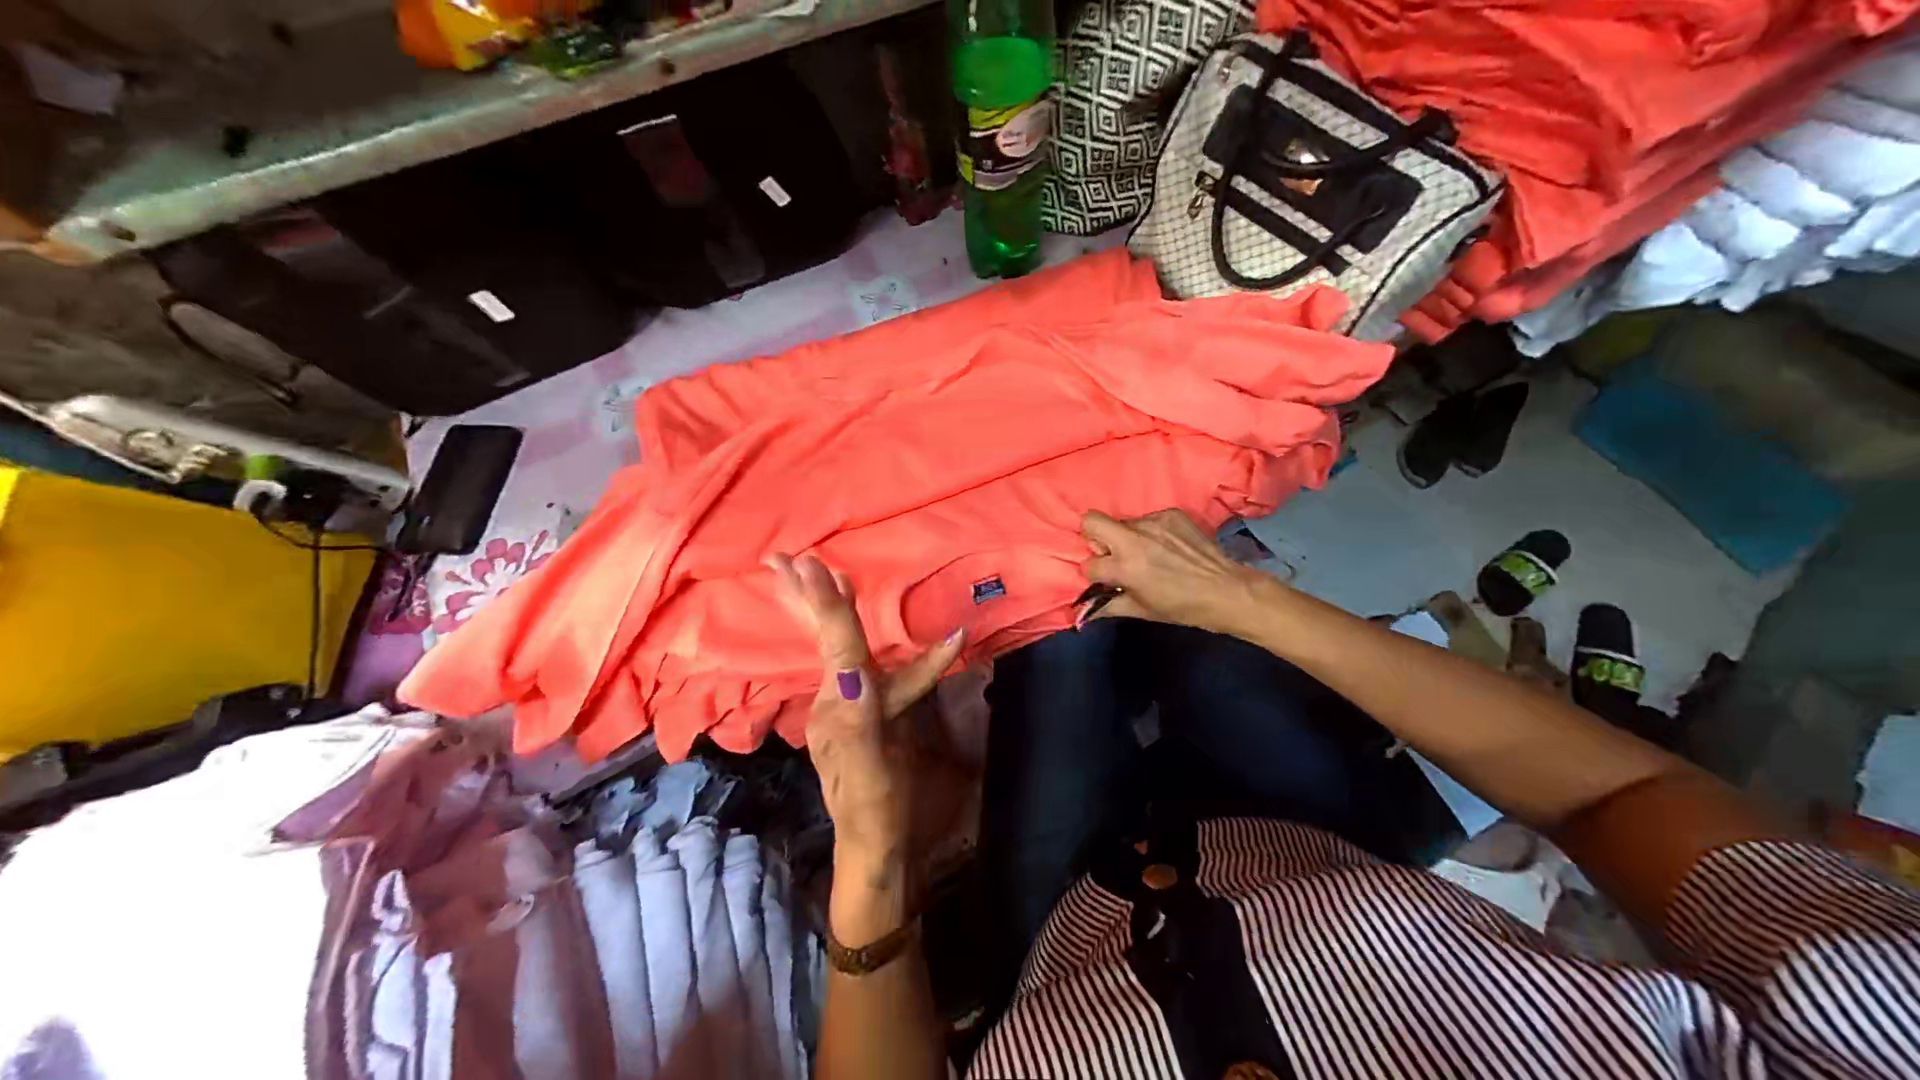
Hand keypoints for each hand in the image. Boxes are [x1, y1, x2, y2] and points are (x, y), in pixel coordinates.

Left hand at [766, 553, 965, 876]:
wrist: (876, 856)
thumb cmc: (880, 819)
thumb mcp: (872, 778)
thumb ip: (860, 726)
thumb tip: (855, 673)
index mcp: (841, 711)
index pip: (840, 648)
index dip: (834, 606)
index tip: (819, 565)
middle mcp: (837, 704)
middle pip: (826, 641)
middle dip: (810, 599)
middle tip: (785, 558)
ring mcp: (849, 711)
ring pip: (841, 651)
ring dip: (827, 611)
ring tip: (818, 577)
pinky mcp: (864, 719)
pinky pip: (863, 669)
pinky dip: (857, 640)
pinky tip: (858, 630)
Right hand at [1080, 509, 1280, 637]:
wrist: (1227, 590)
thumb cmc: (1183, 607)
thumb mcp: (1142, 611)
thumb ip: (1110, 605)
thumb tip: (1086, 610)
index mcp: (1125, 567)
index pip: (1089, 563)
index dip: (1095, 573)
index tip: (1108, 579)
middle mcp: (1135, 539)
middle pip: (1092, 520)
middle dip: (1095, 537)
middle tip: (1113, 554)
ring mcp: (1154, 522)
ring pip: (1123, 522)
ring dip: (1127, 537)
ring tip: (1149, 554)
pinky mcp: (1171, 514)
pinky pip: (1147, 519)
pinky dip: (1150, 532)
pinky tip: (1167, 547)